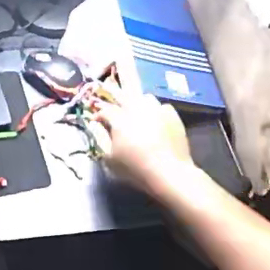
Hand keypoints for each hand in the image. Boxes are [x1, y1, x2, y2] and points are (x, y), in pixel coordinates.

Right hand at [89, 82, 195, 196]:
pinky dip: (155, 111)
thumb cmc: (136, 169)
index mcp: (120, 120)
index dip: (99, 115)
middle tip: (115, 110)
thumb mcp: (110, 159)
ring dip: (137, 103)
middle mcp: (137, 109)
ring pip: (144, 98)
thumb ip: (101, 139)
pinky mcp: (172, 115)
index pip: (105, 111)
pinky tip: (156, 120)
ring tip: (136, 113)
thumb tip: (98, 127)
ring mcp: (157, 109)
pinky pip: (161, 106)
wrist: (170, 173)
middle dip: (116, 101)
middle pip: (123, 97)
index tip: (96, 121)